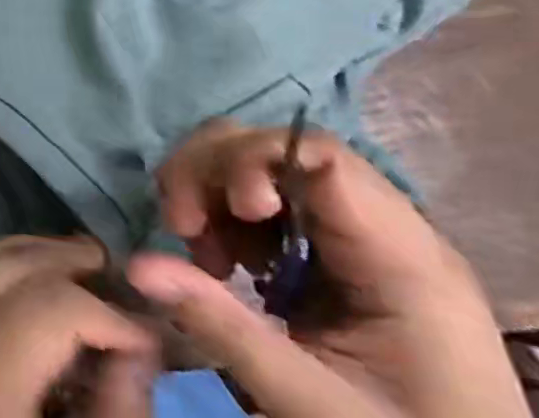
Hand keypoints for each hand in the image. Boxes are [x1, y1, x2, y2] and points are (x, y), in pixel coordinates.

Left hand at [0, 235, 160, 417]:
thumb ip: (115, 410)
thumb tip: (142, 350)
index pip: (57, 304)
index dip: (109, 314)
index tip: (148, 337)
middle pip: (14, 264)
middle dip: (69, 262)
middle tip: (115, 272)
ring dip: (33, 253)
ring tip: (79, 263)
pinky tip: (28, 275)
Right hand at [125, 119, 530, 417]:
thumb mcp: (315, 405)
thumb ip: (226, 329)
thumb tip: (136, 266)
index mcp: (402, 258)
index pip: (321, 155)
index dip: (255, 160)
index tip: (229, 213)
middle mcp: (383, 227)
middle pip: (277, 147)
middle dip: (212, 172)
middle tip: (182, 228)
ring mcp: (358, 236)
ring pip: (261, 164)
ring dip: (210, 193)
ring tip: (204, 256)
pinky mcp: (336, 250)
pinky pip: (266, 198)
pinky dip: (225, 216)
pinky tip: (223, 264)